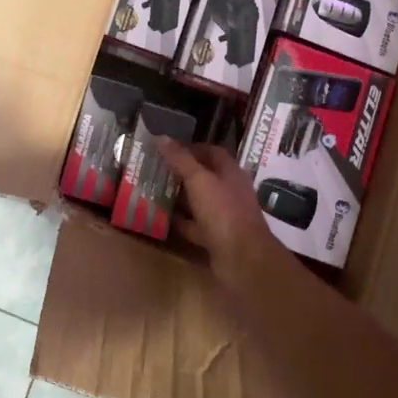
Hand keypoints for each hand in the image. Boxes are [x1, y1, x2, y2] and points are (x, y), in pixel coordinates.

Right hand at [157, 138, 294, 291]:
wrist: (243, 259)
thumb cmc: (223, 212)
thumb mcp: (199, 180)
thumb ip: (181, 159)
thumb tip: (161, 137)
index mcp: (230, 173)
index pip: (212, 152)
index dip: (191, 148)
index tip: (168, 149)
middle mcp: (230, 192)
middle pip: (204, 177)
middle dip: (182, 173)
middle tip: (156, 170)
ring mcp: (224, 216)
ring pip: (199, 202)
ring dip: (180, 198)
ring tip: (154, 191)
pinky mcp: (217, 238)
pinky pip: (195, 226)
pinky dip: (181, 222)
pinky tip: (163, 220)